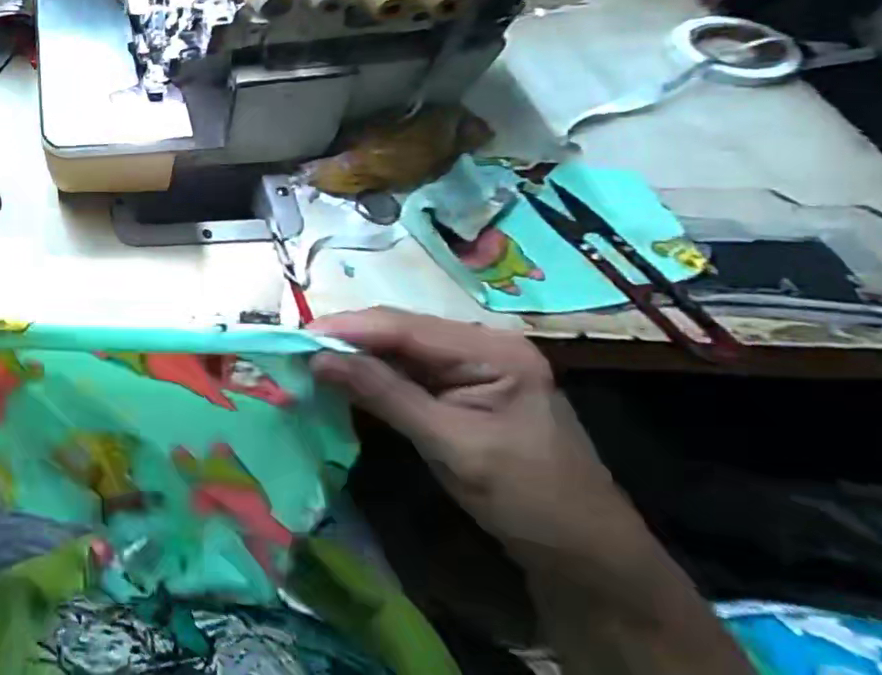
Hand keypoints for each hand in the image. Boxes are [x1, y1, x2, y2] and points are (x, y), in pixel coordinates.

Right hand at [308, 307, 637, 561]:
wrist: (588, 556)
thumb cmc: (529, 499)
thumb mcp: (451, 445)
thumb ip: (384, 394)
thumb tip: (317, 358)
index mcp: (493, 350)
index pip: (403, 325)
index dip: (346, 328)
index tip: (295, 336)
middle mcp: (482, 343)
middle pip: (397, 328)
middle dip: (344, 337)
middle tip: (293, 348)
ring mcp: (472, 363)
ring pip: (396, 345)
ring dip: (353, 352)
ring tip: (307, 357)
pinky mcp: (460, 384)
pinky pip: (405, 367)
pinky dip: (371, 371)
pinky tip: (342, 374)